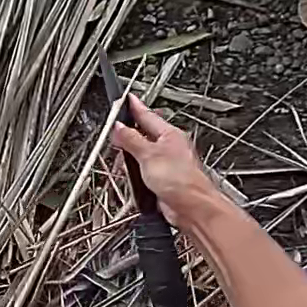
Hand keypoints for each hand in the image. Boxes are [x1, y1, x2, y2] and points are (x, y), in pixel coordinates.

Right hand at [110, 96, 232, 229]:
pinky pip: (144, 170)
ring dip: (130, 156)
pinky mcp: (163, 179)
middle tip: (114, 131)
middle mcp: (170, 147)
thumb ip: (131, 139)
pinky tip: (132, 175)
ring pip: (142, 153)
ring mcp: (167, 163)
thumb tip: (119, 127)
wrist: (192, 207)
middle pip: (143, 134)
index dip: (135, 107)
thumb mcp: (148, 155)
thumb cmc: (181, 180)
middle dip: (127, 135)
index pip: (147, 116)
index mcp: (170, 135)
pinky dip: (135, 171)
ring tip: (120, 157)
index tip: (126, 98)